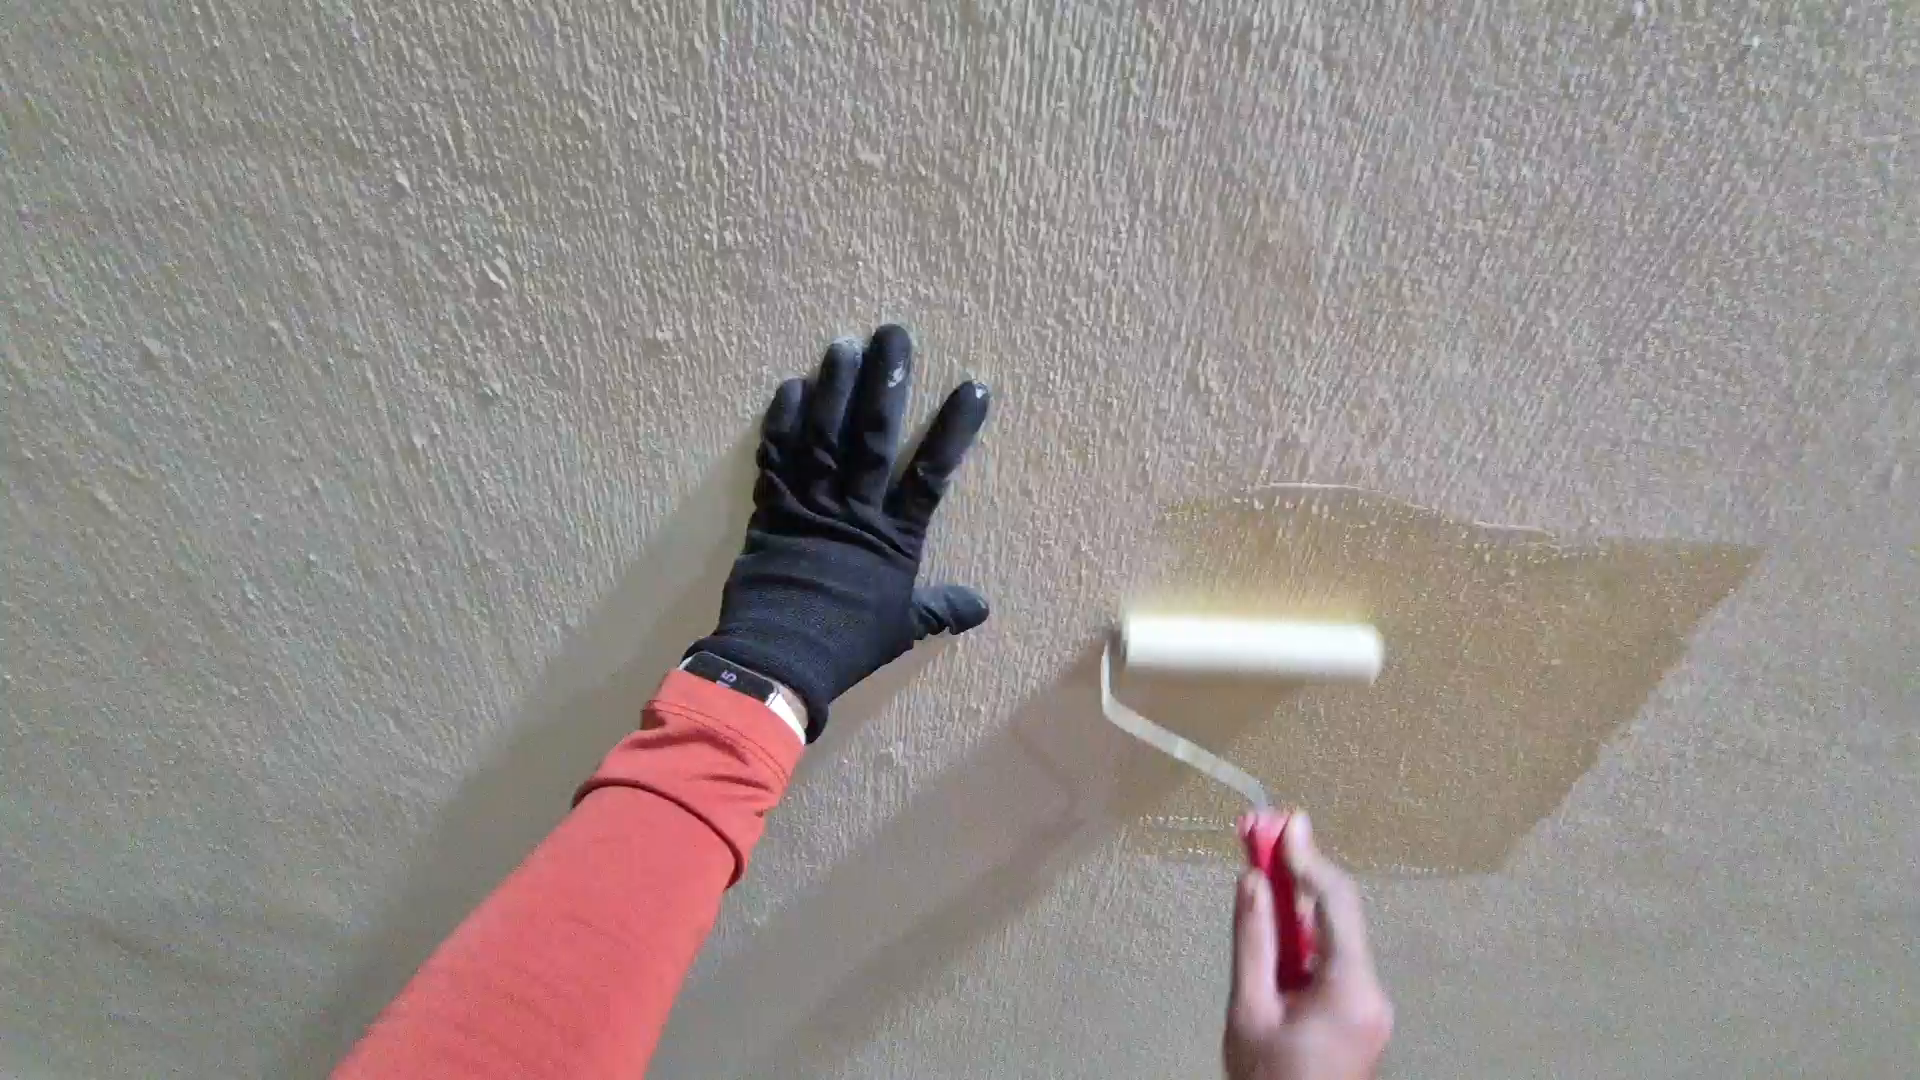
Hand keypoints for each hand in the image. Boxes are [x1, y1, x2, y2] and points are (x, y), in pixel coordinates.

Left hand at [689, 325, 991, 740]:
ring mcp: (811, 505)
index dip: (954, 430)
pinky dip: (782, 423)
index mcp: (894, 538)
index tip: (973, 388)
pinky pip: (777, 459)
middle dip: (886, 384)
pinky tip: (791, 387)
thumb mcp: (903, 628)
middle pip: (873, 438)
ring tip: (844, 345)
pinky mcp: (772, 510)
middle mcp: (854, 510)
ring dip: (834, 389)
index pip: (933, 474)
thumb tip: (981, 608)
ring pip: (824, 437)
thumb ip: (941, 610)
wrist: (780, 661)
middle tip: (893, 335)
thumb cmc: (848, 644)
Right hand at [1225, 812, 1392, 1079]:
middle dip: (1295, 863)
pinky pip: (1324, 947)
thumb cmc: (1271, 1078)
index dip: (1306, 855)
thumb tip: (1253, 879)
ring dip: (1291, 888)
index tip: (1279, 821)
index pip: (1335, 900)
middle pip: (1334, 907)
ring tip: (1256, 850)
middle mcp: (1369, 988)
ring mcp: (1364, 997)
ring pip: (1327, 925)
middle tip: (1256, 827)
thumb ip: (1252, 940)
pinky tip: (1270, 900)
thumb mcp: (1251, 1009)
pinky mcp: (1352, 1005)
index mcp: (1352, 988)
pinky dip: (1296, 919)